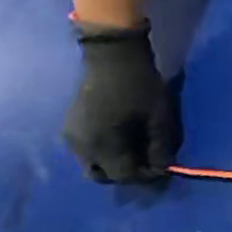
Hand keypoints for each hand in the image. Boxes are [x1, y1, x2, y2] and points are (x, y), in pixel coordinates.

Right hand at [64, 21, 179, 182]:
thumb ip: (161, 148)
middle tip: (145, 161)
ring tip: (133, 149)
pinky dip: (102, 153)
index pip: (123, 175)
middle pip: (103, 175)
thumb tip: (161, 169)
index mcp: (103, 146)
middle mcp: (82, 147)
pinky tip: (119, 138)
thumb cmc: (139, 85)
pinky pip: (85, 151)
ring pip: (92, 165)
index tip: (161, 167)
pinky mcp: (69, 127)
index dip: (144, 176)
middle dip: (125, 173)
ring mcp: (72, 137)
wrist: (112, 54)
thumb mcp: (159, 117)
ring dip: (112, 164)